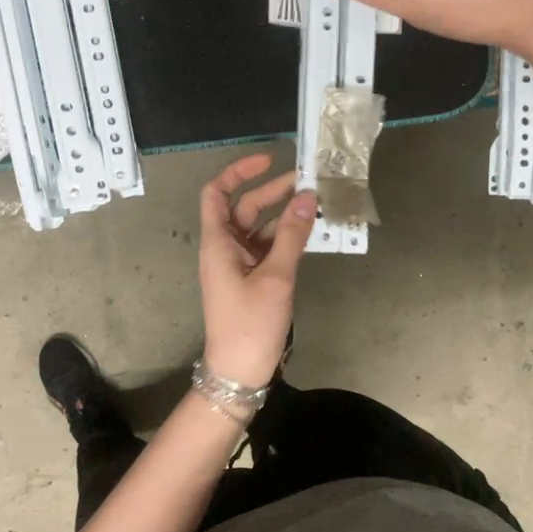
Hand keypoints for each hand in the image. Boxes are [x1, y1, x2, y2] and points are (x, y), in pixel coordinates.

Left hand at [197, 155, 316, 386]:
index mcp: (218, 243)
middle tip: (308, 182)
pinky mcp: (251, 281)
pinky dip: (286, 238)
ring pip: (259, 229)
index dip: (238, 172)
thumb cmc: (251, 324)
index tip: (269, 160)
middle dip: (273, 191)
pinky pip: (267, 249)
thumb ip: (293, 236)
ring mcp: (238, 265)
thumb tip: (308, 196)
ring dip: (284, 215)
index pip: (216, 193)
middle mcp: (224, 249)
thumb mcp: (276, 277)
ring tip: (316, 205)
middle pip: (244, 208)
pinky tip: (309, 233)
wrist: (239, 371)